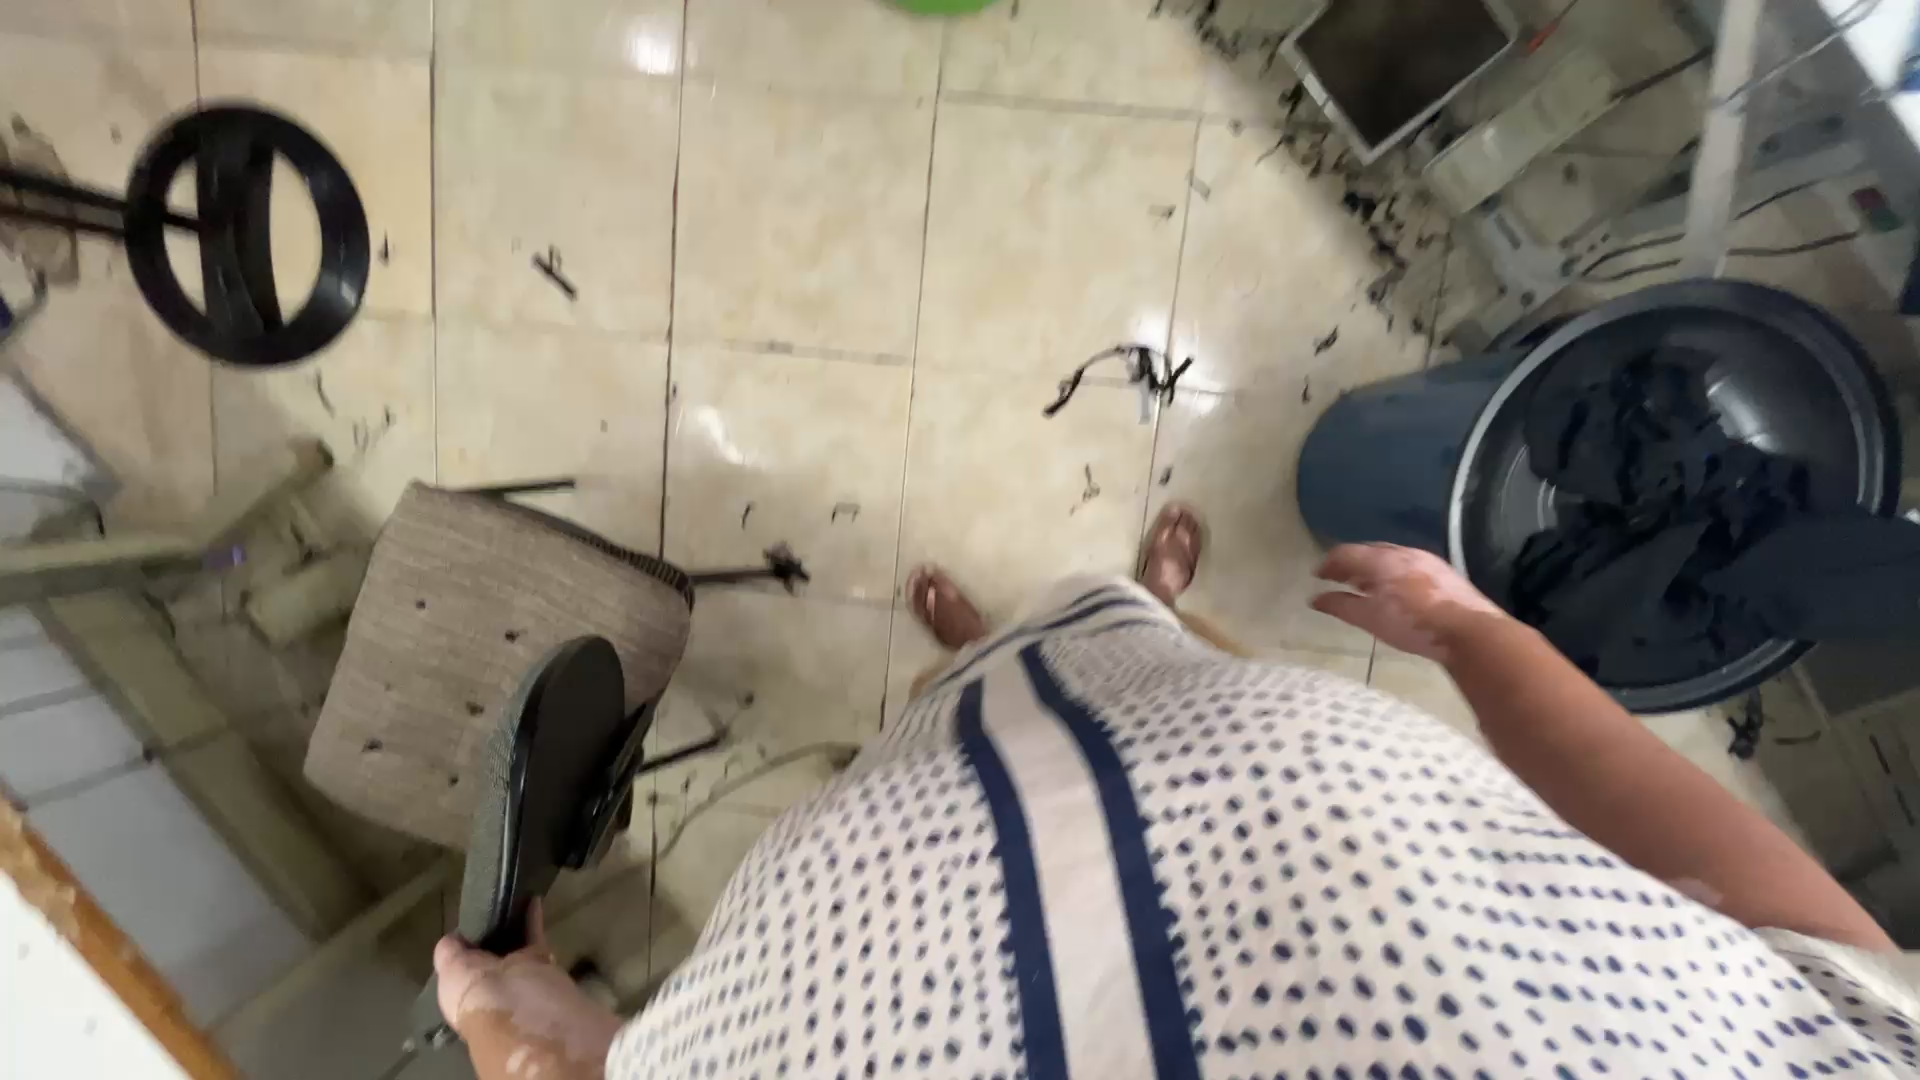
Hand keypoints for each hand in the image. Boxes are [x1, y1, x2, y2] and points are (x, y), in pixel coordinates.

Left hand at [433, 900, 622, 1079]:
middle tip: (488, 901)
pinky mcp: (544, 964)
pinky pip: (535, 935)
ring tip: (508, 892)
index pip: (458, 970)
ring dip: (509, 921)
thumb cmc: (486, 1001)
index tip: (464, 917)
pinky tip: (531, 896)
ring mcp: (518, 979)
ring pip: (510, 945)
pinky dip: (532, 916)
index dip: (461, 946)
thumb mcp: (455, 980)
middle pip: (486, 957)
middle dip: (487, 933)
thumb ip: (451, 959)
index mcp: (462, 1000)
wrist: (536, 1013)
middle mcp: (488, 991)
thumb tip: (448, 940)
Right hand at [1310, 543, 1508, 662]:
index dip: (1328, 563)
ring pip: (1389, 556)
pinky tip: (1393, 589)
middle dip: (1349, 563)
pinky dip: (1391, 571)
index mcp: (1380, 560)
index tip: (1317, 576)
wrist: (1470, 632)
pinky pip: (1407, 564)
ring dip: (1371, 567)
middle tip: (1337, 578)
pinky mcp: (1442, 571)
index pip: (1345, 552)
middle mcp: (1402, 552)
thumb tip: (1315, 599)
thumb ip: (1339, 606)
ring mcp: (1425, 559)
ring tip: (1363, 585)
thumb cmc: (1412, 624)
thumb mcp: (1369, 618)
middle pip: (1367, 550)